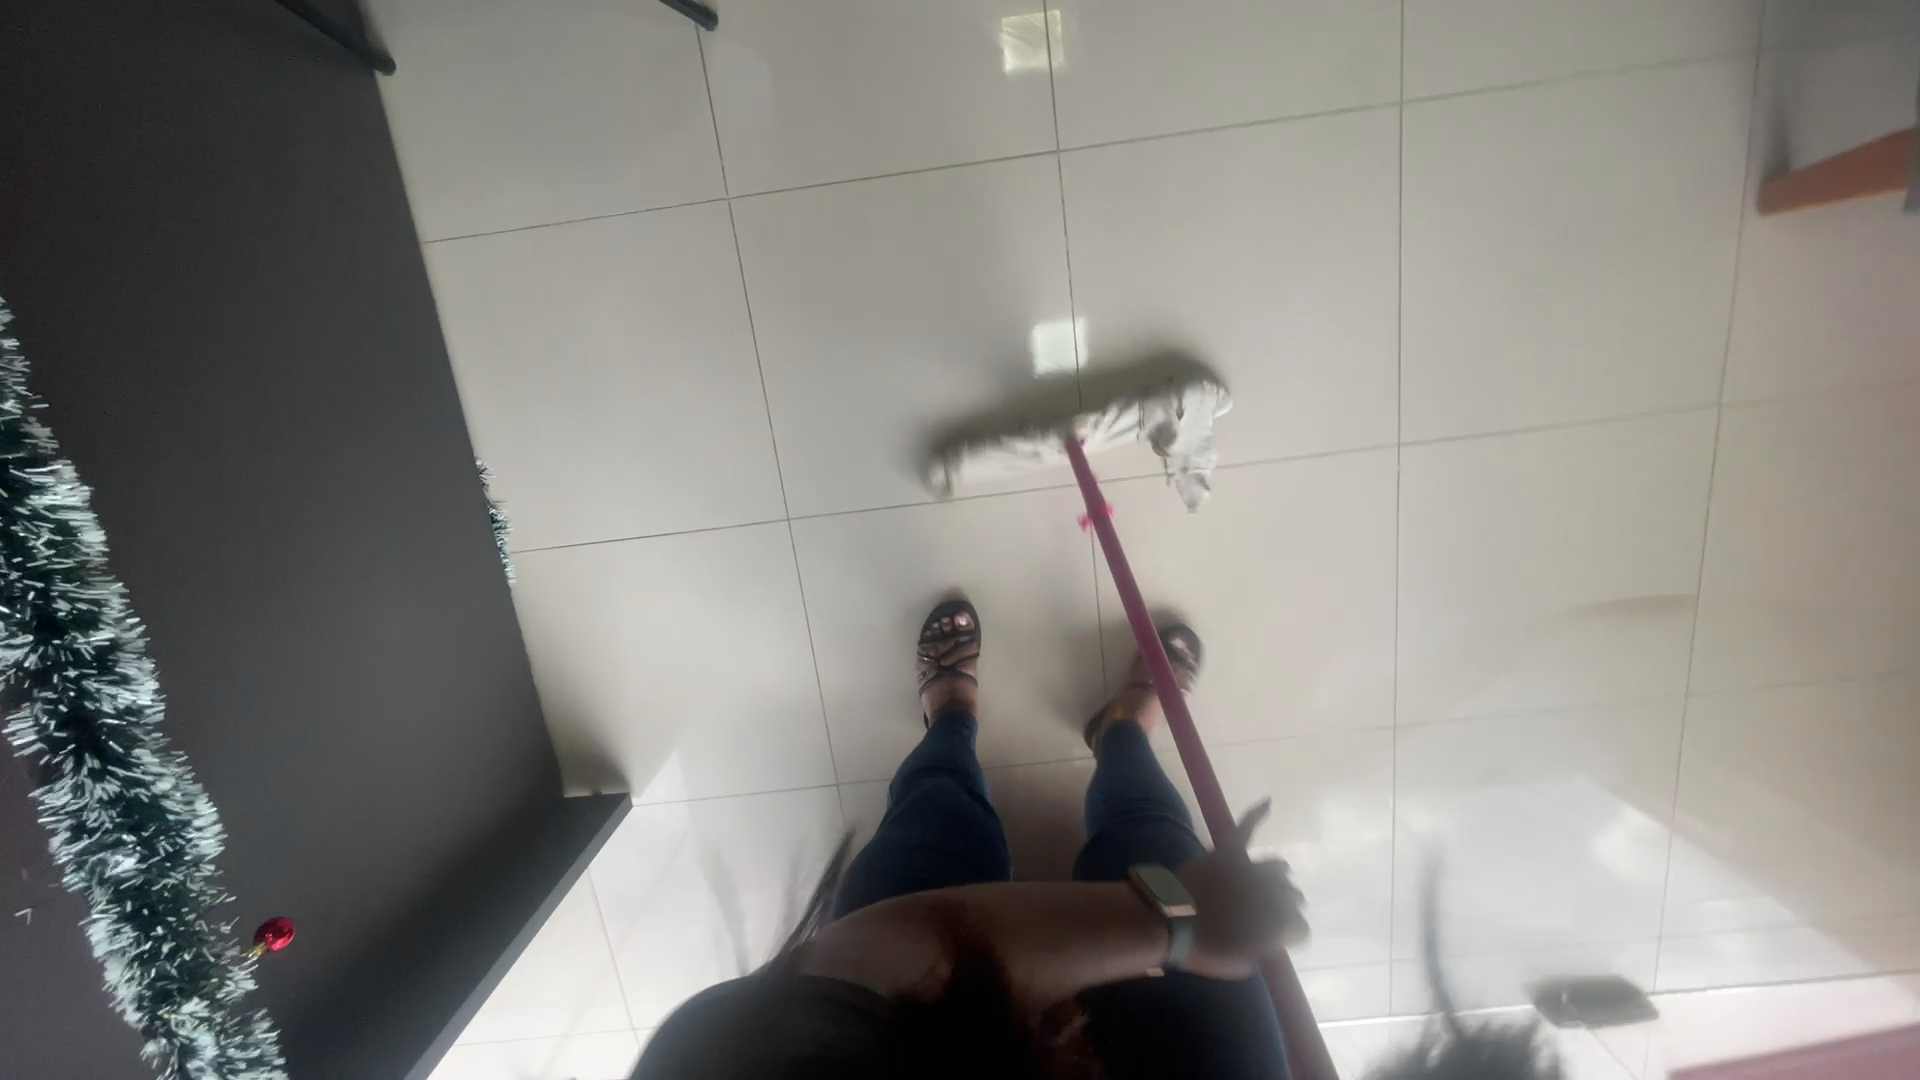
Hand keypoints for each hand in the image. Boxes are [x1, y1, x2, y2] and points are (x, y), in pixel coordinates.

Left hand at [1173, 799, 1308, 978]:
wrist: (1167, 920)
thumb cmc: (1203, 948)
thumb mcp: (1240, 962)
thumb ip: (1260, 946)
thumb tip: (1264, 936)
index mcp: (1278, 925)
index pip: (1301, 929)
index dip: (1290, 934)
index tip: (1278, 938)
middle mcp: (1271, 894)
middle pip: (1292, 897)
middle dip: (1285, 905)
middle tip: (1267, 913)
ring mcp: (1250, 870)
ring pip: (1278, 868)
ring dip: (1276, 878)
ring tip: (1267, 884)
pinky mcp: (1227, 853)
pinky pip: (1244, 828)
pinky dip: (1255, 815)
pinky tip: (1268, 802)